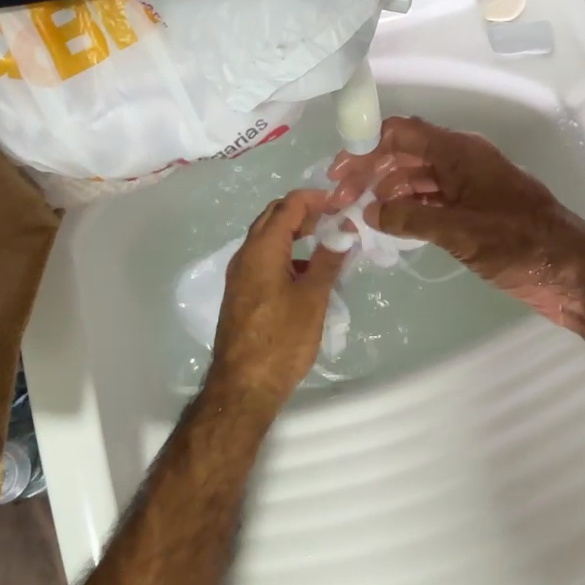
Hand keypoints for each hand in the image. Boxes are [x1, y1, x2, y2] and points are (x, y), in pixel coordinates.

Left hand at [208, 189, 345, 409]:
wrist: (243, 386)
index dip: (316, 198)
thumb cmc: (282, 340)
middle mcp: (245, 255)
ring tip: (327, 244)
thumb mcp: (313, 298)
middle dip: (304, 212)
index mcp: (262, 249)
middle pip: (273, 217)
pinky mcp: (241, 293)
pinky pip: (264, 260)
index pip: (288, 206)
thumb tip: (344, 230)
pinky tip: (308, 273)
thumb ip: (328, 259)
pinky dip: (286, 254)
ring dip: (295, 233)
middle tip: (335, 219)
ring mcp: (240, 275)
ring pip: (267, 239)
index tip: (342, 202)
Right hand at [327, 117, 584, 329]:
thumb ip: (411, 218)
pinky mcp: (472, 214)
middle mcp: (461, 163)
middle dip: (370, 172)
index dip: (367, 146)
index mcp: (460, 153)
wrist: (572, 274)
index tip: (338, 171)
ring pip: (416, 180)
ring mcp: (468, 189)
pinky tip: (388, 226)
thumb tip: (370, 211)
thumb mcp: (460, 230)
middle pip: (405, 155)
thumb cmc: (519, 244)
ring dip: (386, 192)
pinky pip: (430, 202)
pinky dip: (407, 210)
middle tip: (340, 199)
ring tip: (358, 215)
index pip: (403, 133)